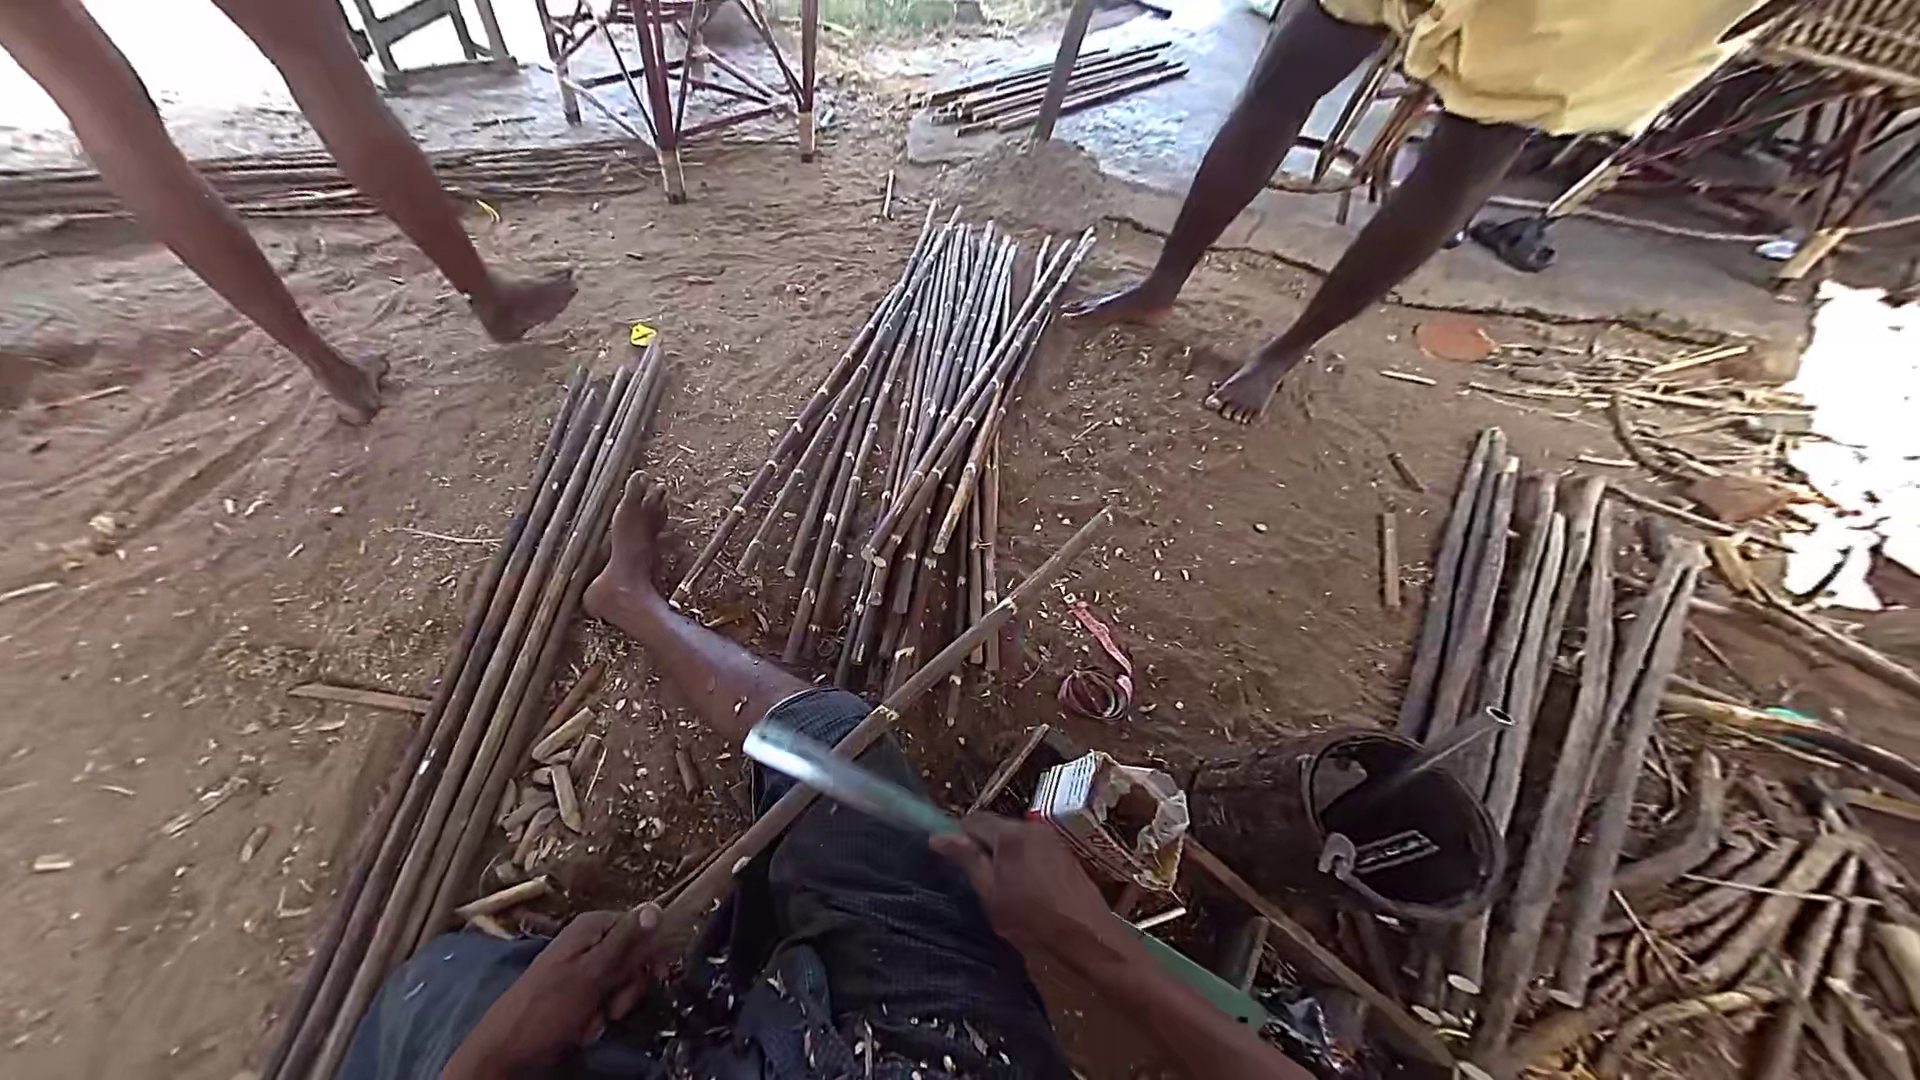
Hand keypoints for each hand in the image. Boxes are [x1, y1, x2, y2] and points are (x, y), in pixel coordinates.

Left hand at [444, 905, 662, 1079]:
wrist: (499, 1056)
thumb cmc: (547, 1009)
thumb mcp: (592, 972)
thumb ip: (626, 940)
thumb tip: (657, 907)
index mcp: (593, 925)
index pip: (642, 925)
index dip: (651, 951)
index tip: (657, 975)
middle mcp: (589, 940)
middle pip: (633, 954)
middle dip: (627, 985)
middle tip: (613, 1006)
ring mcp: (581, 966)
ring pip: (620, 980)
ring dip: (612, 1004)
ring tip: (592, 1022)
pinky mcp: (574, 991)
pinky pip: (601, 997)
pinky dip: (597, 1015)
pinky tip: (582, 1028)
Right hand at [930, 815, 1118, 957]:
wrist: (1086, 935)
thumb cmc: (1032, 919)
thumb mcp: (991, 894)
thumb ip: (966, 860)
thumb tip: (938, 837)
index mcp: (1009, 832)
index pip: (972, 819)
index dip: (959, 837)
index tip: (954, 861)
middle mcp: (1029, 825)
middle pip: (994, 825)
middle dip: (982, 845)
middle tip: (979, 878)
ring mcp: (1049, 835)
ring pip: (1013, 836)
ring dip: (1002, 852)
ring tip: (1003, 885)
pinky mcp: (1062, 848)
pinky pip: (1031, 844)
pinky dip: (1022, 857)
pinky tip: (1026, 886)